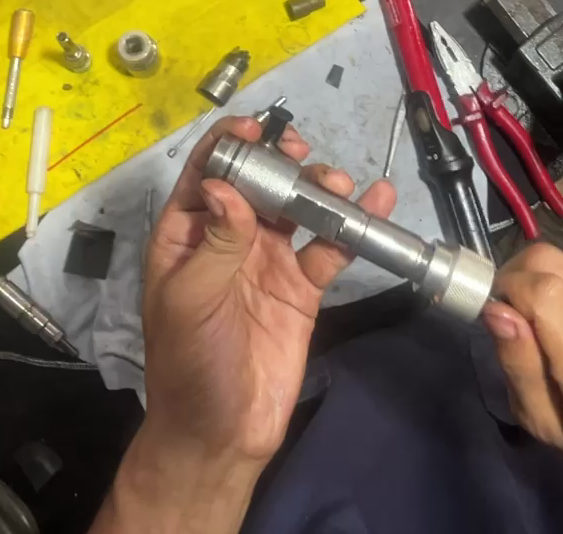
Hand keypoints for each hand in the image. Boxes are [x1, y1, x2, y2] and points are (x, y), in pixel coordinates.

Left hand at [94, 116, 395, 532]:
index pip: (205, 173)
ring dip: (317, 188)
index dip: (226, 145)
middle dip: (278, 159)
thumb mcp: (191, 299)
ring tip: (336, 184)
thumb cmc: (190, 363)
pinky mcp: (302, 285)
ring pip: (296, 206)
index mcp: (188, 233)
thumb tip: (225, 183)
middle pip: (257, 181)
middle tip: (299, 153)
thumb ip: (215, 240)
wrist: (223, 435)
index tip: (254, 127)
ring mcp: (269, 258)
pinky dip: (350, 225)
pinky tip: (373, 203)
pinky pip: (328, 246)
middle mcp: (229, 236)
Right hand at [482, 246, 562, 532]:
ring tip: (544, 316)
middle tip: (510, 306)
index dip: (511, 290)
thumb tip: (496, 309)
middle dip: (518, 274)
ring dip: (541, 278)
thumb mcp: (541, 423)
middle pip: (554, 265)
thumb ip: (518, 365)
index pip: (548, 298)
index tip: (497, 310)